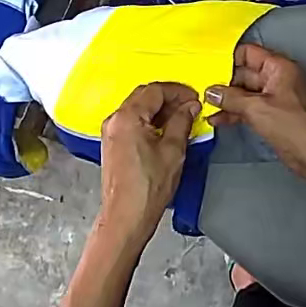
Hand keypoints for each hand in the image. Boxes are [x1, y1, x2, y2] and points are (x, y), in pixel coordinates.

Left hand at [97, 82, 201, 246]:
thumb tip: (190, 106)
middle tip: (191, 105)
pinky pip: (133, 122)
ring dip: (161, 109)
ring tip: (182, 118)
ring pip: (139, 108)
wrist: (127, 216)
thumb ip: (182, 121)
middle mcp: (115, 121)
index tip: (194, 97)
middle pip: (144, 96)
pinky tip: (167, 130)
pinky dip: (151, 121)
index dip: (178, 91)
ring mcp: (112, 133)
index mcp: (127, 118)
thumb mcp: (174, 149)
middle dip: (170, 98)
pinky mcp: (113, 144)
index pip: (155, 90)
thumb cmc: (147, 188)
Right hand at [204, 44, 305, 178]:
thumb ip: (232, 98)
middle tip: (198, 90)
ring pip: (244, 93)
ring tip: (203, 107)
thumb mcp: (258, 109)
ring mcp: (274, 98)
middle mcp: (277, 78)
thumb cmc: (295, 126)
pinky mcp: (272, 116)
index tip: (206, 67)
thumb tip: (211, 91)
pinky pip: (249, 109)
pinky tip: (216, 120)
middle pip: (244, 73)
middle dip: (222, 82)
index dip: (227, 58)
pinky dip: (234, 113)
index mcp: (279, 68)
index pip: (249, 53)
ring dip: (226, 100)